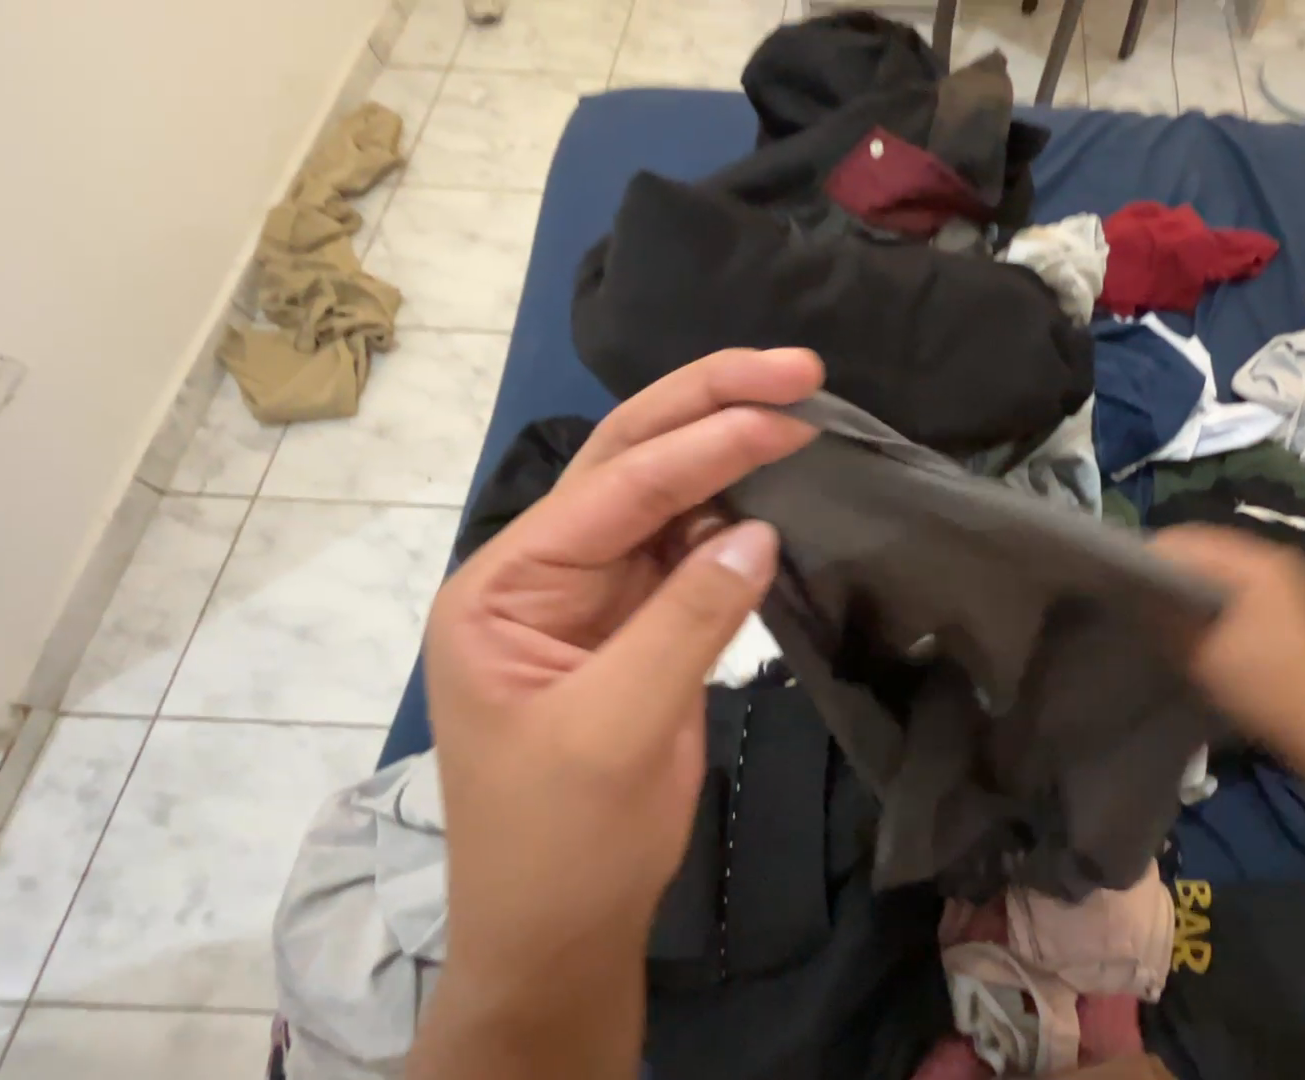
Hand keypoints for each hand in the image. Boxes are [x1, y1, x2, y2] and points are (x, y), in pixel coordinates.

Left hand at [419, 348, 821, 1017]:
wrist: (563, 925)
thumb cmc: (564, 838)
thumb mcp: (618, 729)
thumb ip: (686, 620)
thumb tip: (759, 528)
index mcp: (507, 586)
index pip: (615, 489)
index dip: (705, 446)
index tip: (789, 413)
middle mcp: (546, 571)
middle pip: (630, 462)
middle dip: (710, 406)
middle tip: (797, 368)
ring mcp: (598, 594)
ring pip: (667, 497)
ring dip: (729, 451)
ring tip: (797, 409)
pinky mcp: (642, 621)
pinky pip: (692, 549)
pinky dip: (737, 513)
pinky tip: (778, 484)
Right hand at [1152, 525, 1304, 761]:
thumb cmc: (1265, 690)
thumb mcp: (1201, 655)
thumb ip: (1161, 616)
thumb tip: (1130, 593)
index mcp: (1258, 562)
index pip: (1188, 540)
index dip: (1148, 557)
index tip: (1118, 582)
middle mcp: (1276, 558)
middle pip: (1205, 548)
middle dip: (1168, 569)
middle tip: (1133, 595)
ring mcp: (1288, 580)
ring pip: (1219, 566)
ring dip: (1188, 583)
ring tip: (1157, 609)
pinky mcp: (1290, 602)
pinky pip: (1237, 584)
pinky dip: (1210, 595)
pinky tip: (1193, 621)